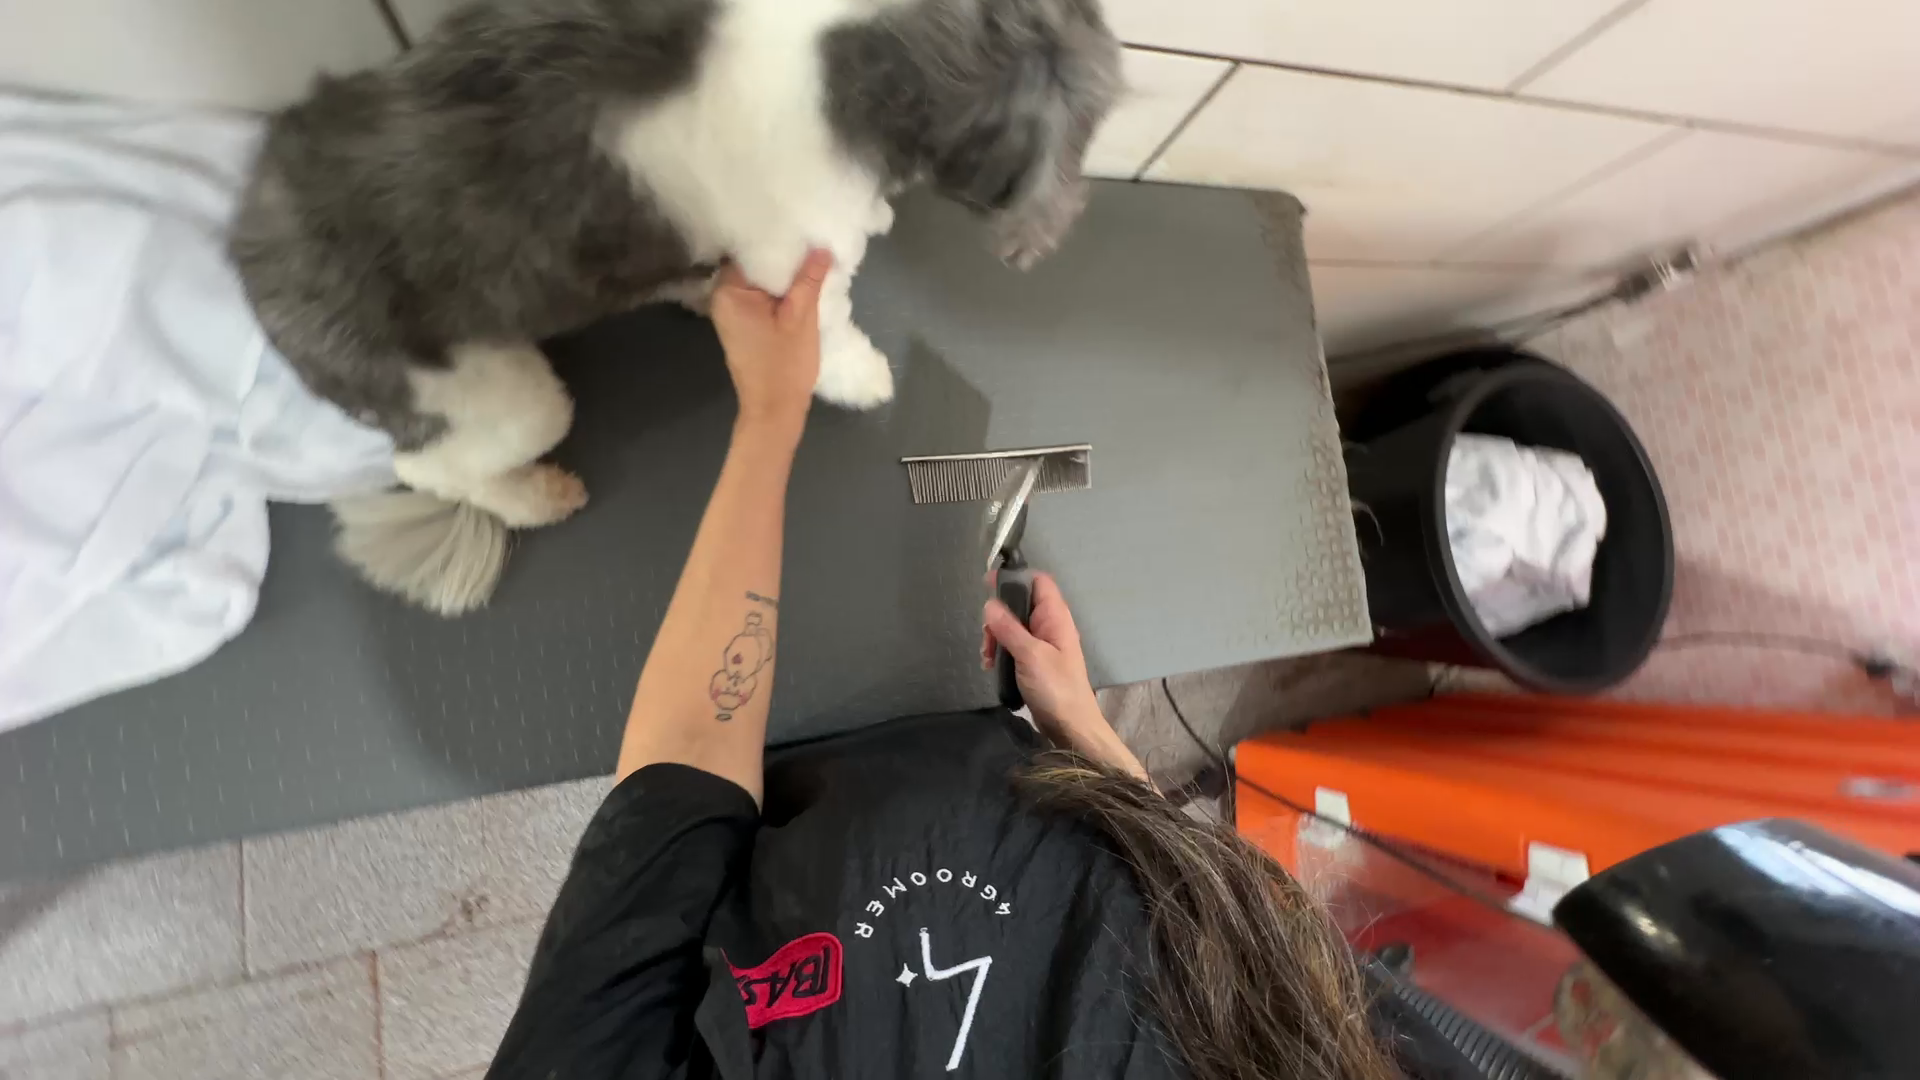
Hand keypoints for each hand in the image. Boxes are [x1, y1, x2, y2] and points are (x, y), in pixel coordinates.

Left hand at [710, 250, 832, 431]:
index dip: (779, 241)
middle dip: (785, 259)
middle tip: (814, 242)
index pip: (752, 251)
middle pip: (756, 266)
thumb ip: (808, 280)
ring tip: (813, 262)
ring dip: (786, 278)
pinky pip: (763, 300)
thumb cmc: (784, 366)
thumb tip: (820, 247)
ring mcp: (733, 313)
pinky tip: (803, 288)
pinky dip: (781, 295)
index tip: (804, 230)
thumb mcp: (801, 318)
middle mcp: (723, 298)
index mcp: (729, 291)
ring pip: (762, 284)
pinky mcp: (744, 326)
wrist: (775, 411)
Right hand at [982, 574, 1145, 779]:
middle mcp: (1050, 625)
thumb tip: (990, 604)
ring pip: (1013, 626)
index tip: (989, 583)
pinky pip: (1013, 645)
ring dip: (996, 637)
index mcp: (1055, 617)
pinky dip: (1001, 651)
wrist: (1071, 727)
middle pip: (1019, 604)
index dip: (1015, 577)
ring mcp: (1042, 644)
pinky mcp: (1035, 661)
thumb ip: (1009, 628)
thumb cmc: (1056, 688)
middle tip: (987, 636)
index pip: (1038, 581)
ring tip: (987, 656)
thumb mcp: (1030, 655)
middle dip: (998, 616)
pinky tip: (991, 665)